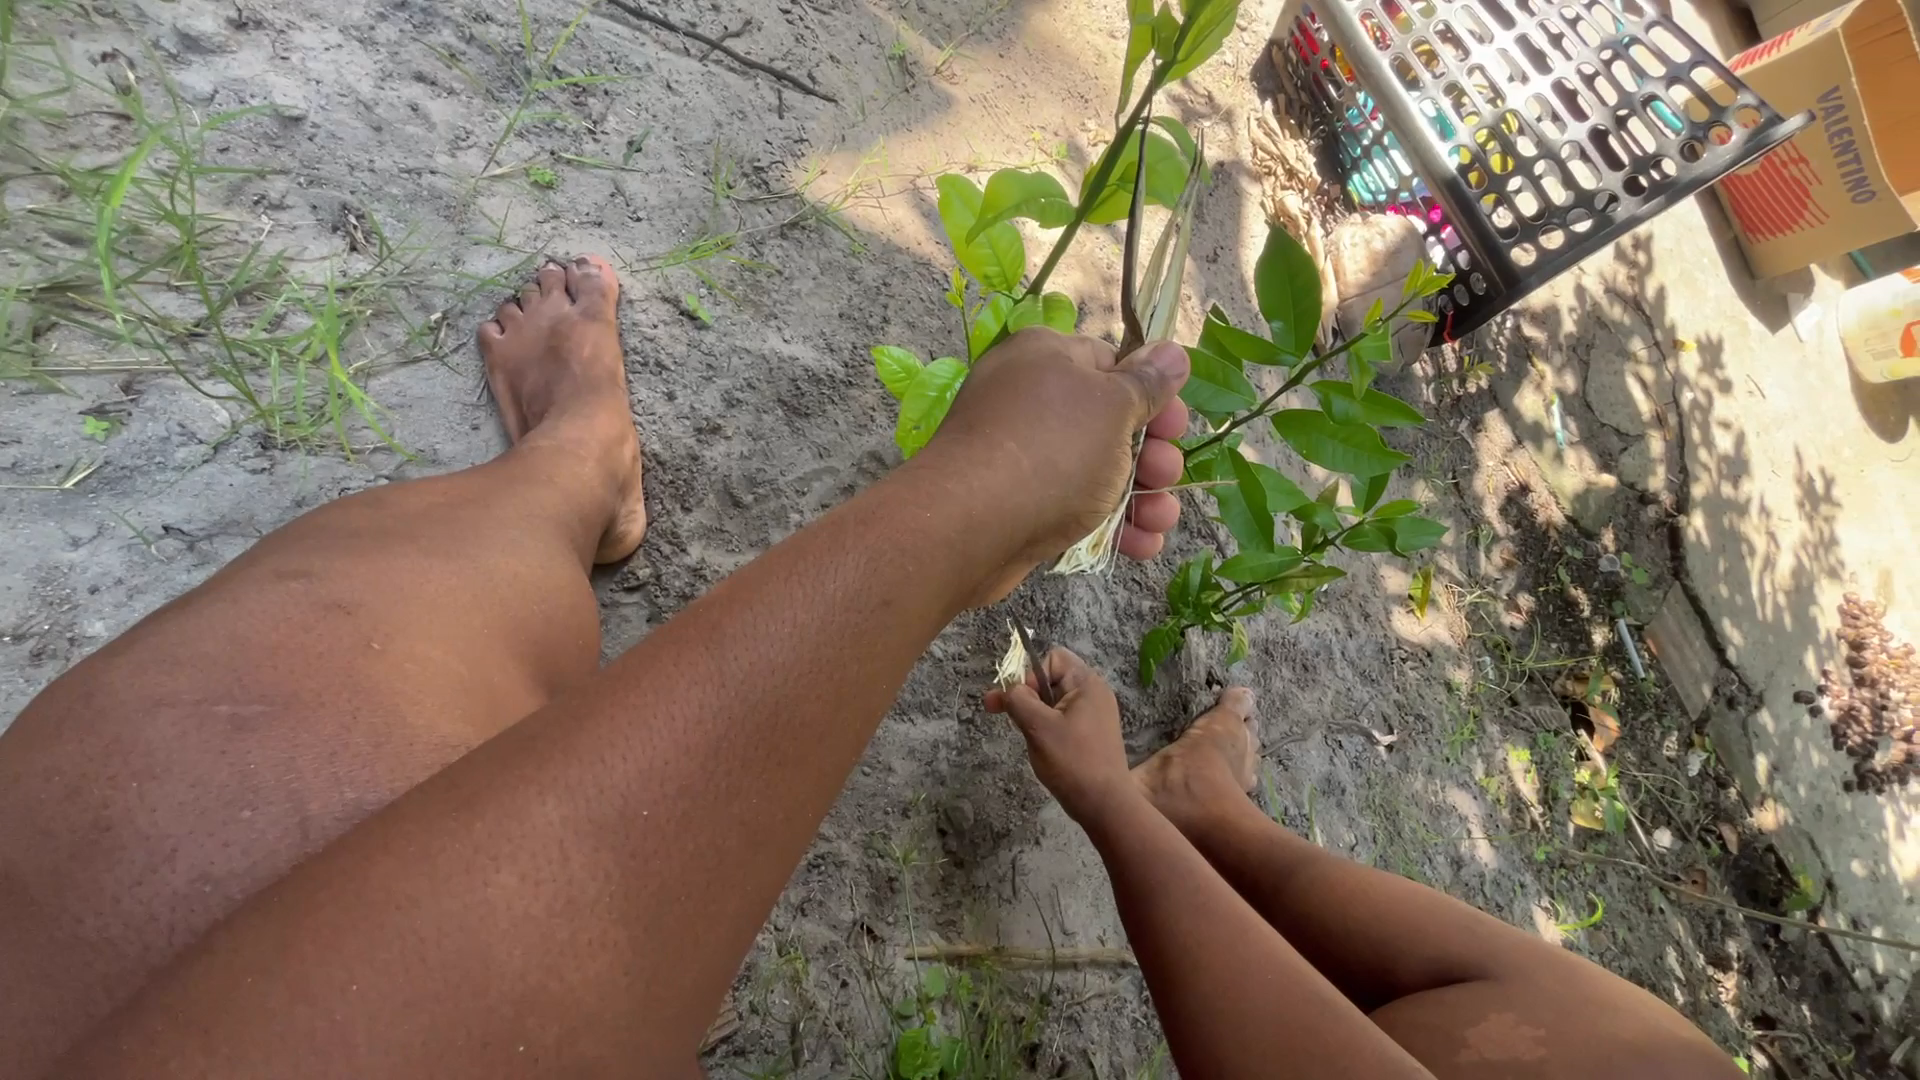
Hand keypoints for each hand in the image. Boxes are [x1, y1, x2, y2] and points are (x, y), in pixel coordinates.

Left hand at [919, 329, 1188, 574]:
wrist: (971, 527)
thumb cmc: (1050, 450)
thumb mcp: (1111, 406)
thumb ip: (1146, 383)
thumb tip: (1172, 351)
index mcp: (1046, 358)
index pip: (1111, 364)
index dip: (1152, 396)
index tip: (1176, 427)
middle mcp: (1030, 402)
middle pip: (1110, 424)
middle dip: (1151, 454)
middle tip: (1166, 475)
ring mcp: (1023, 458)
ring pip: (1097, 472)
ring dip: (1141, 498)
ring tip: (1160, 521)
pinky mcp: (1021, 507)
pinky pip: (1075, 508)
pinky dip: (1110, 525)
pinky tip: (1141, 545)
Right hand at [985, 647, 1136, 824]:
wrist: (1104, 805)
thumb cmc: (1072, 761)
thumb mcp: (1038, 726)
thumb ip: (1017, 699)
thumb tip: (1008, 690)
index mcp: (1087, 683)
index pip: (1052, 658)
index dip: (1031, 675)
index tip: (1022, 701)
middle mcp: (1094, 693)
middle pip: (1050, 679)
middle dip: (1027, 696)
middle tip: (1004, 715)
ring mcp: (1094, 715)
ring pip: (1052, 701)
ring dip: (1034, 714)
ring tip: (1027, 737)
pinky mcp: (1091, 734)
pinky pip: (1061, 719)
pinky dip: (1046, 727)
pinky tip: (1041, 747)